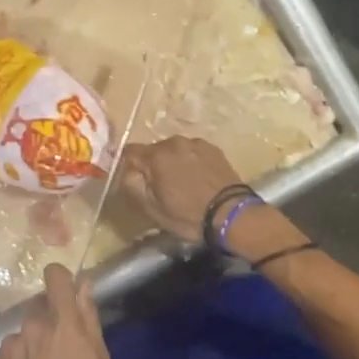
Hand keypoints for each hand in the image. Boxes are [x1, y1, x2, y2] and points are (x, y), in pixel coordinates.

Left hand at [0, 264, 108, 358]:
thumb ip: (89, 319)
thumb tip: (84, 286)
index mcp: (63, 321)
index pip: (54, 276)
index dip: (61, 280)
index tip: (68, 293)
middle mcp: (33, 325)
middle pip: (41, 305)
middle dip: (52, 318)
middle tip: (64, 347)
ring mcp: (11, 343)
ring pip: (26, 329)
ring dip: (36, 340)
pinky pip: (13, 349)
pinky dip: (22, 358)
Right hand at [117, 136, 244, 240]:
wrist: (231, 214)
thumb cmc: (188, 215)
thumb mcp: (152, 209)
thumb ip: (133, 185)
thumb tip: (127, 171)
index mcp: (156, 156)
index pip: (129, 152)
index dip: (127, 165)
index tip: (132, 179)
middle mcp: (174, 142)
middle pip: (153, 150)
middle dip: (153, 165)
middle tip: (160, 186)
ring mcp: (196, 143)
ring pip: (174, 150)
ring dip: (173, 162)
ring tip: (182, 183)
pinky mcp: (213, 149)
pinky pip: (192, 152)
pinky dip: (190, 161)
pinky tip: (198, 178)